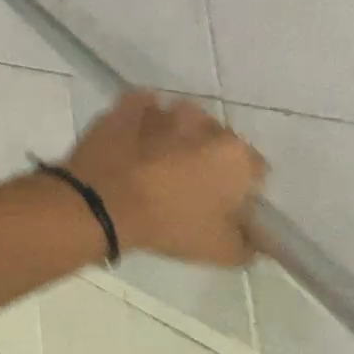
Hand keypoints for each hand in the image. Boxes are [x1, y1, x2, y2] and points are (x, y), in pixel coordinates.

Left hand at [62, 91, 267, 266]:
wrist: (101, 201)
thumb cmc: (169, 224)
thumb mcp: (226, 250)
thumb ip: (249, 240)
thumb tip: (252, 234)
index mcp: (234, 155)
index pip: (252, 165)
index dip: (242, 181)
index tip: (227, 196)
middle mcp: (200, 124)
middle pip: (215, 135)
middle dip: (209, 151)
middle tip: (193, 175)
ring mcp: (158, 111)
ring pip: (179, 115)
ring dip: (177, 130)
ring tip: (163, 153)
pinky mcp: (121, 108)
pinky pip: (139, 103)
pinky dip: (142, 114)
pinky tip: (138, 131)